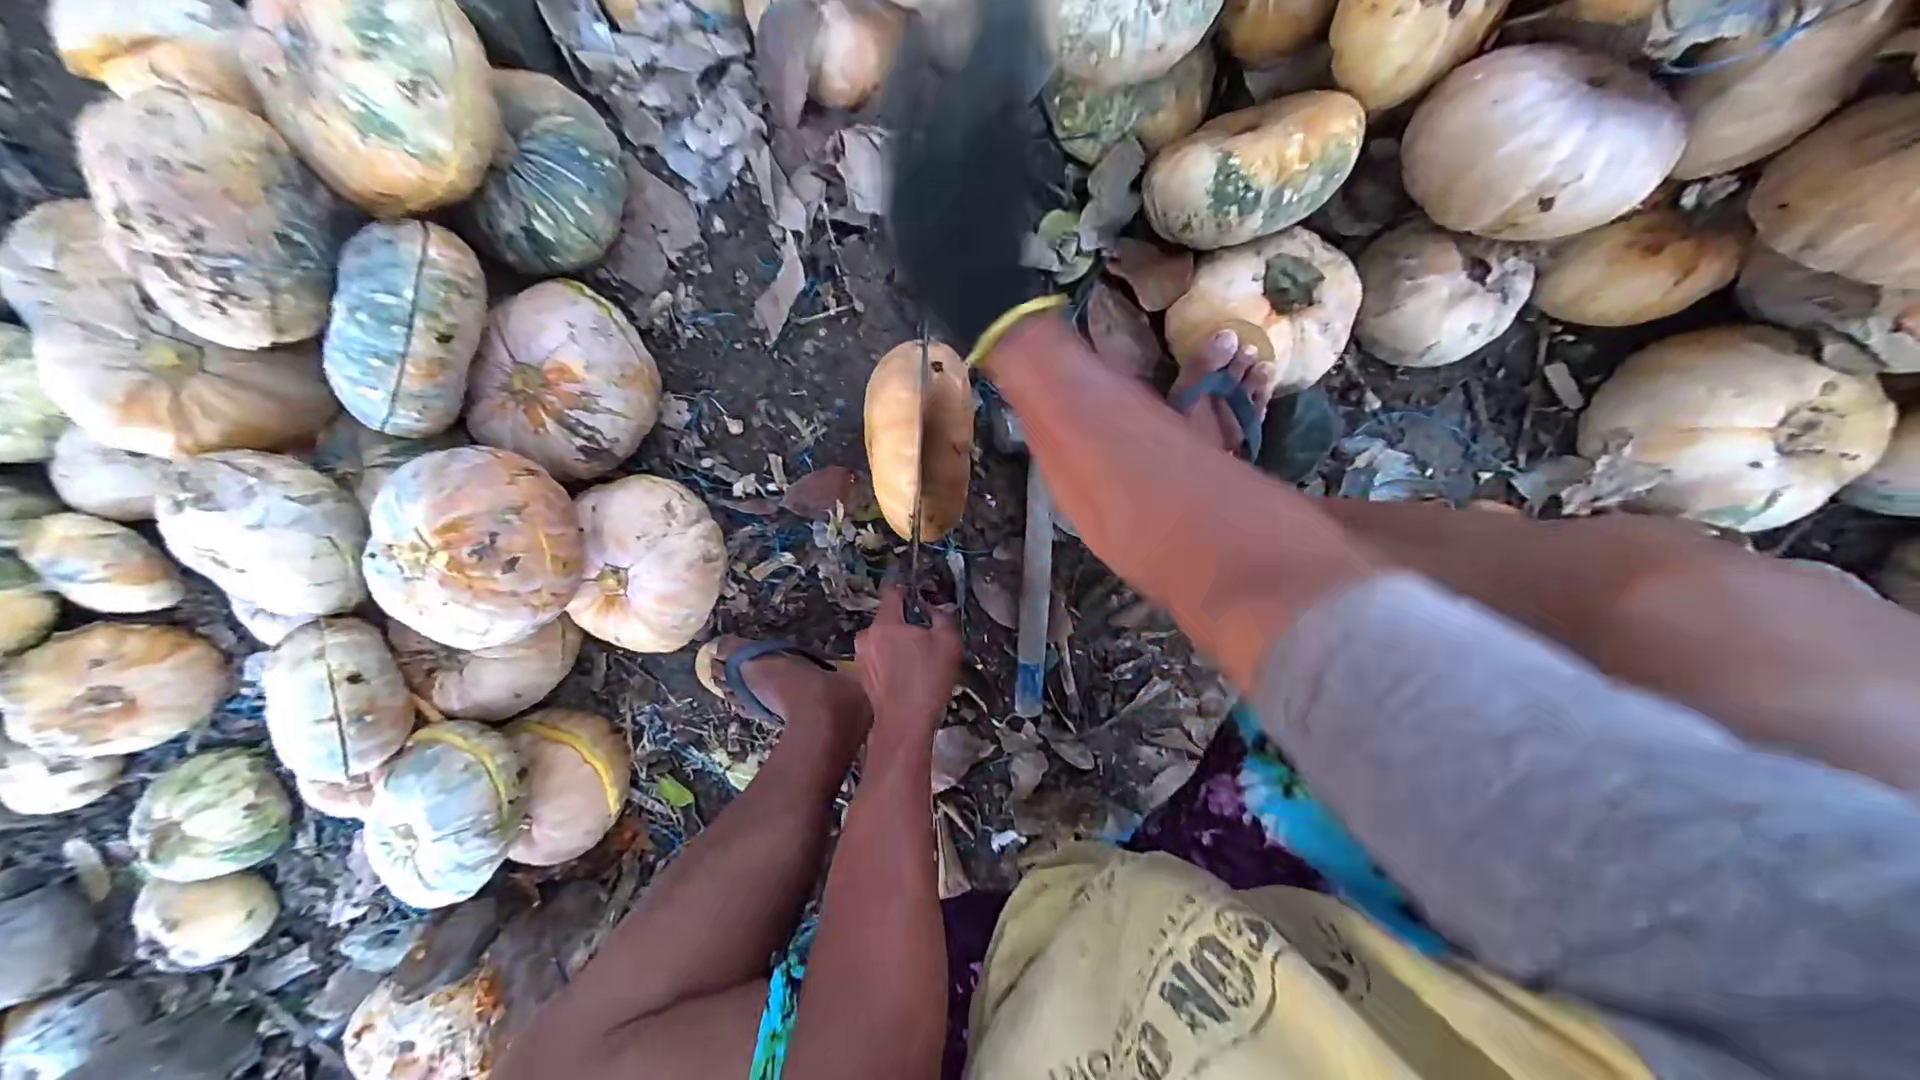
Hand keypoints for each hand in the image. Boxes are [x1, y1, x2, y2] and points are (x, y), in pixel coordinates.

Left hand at [856, 584, 961, 732]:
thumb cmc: (927, 680)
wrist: (904, 722)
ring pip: (884, 638)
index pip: (892, 591)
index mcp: (885, 623)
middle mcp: (867, 635)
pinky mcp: (862, 673)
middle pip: (889, 617)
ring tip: (919, 658)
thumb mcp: (947, 643)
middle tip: (926, 636)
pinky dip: (891, 658)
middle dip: (907, 622)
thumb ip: (942, 617)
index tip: (921, 596)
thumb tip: (937, 608)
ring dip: (898, 642)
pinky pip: (879, 655)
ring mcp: (861, 655)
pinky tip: (907, 673)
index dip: (908, 590)